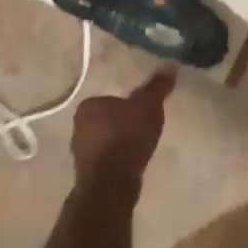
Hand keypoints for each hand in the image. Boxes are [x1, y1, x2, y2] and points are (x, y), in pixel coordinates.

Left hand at [71, 69, 175, 186]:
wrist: (111, 183)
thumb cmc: (127, 136)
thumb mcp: (149, 105)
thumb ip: (158, 86)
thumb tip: (171, 64)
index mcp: (88, 106)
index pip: (112, 98)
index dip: (130, 104)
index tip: (145, 111)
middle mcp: (77, 126)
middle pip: (108, 119)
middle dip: (125, 123)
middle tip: (145, 127)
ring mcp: (80, 152)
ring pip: (106, 139)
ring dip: (121, 142)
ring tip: (141, 146)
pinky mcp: (86, 173)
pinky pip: (106, 158)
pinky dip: (118, 158)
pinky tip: (132, 162)